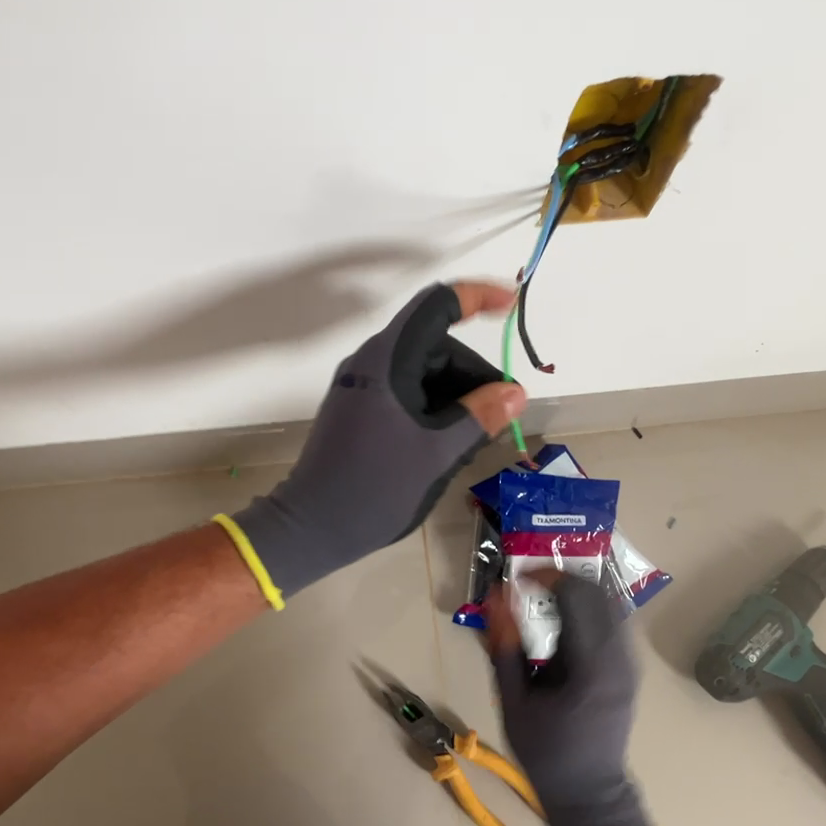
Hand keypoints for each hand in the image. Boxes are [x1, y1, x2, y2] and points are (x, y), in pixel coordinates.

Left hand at [225, 282, 526, 604]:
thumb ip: (480, 416)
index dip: (477, 297)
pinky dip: (434, 410)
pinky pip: (406, 394)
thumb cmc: (375, 487)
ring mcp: (361, 388)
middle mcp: (370, 363)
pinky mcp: (357, 411)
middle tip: (497, 417)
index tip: (511, 307)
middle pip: (435, 345)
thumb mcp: (438, 452)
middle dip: (473, 374)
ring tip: (473, 440)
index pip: (436, 304)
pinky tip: (447, 445)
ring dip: (456, 397)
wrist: (311, 527)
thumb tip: (514, 392)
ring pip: (422, 373)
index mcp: (386, 360)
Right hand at [487, 570, 655, 825]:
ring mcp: (630, 661)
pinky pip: (612, 620)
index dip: (544, 577)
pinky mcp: (630, 667)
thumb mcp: (514, 702)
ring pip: (608, 601)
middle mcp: (620, 656)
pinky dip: (586, 608)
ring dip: (575, 590)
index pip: (576, 596)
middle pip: (598, 590)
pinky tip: (561, 621)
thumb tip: (493, 598)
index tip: (514, 579)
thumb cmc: (546, 753)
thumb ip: (505, 648)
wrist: (590, 794)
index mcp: (592, 666)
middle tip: (526, 583)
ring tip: (540, 597)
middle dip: (560, 577)